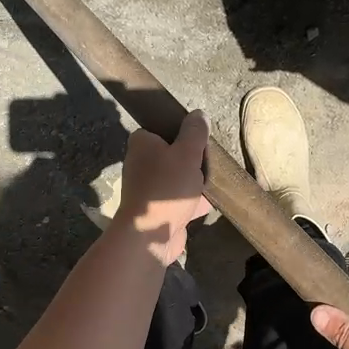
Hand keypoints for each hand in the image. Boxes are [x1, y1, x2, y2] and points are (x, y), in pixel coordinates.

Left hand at [113, 111, 212, 264]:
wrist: (151, 234)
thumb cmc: (167, 187)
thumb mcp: (187, 153)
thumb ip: (195, 132)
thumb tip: (199, 114)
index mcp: (141, 144)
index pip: (161, 130)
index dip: (181, 135)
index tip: (197, 143)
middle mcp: (139, 164)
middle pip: (173, 155)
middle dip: (192, 163)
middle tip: (206, 166)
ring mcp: (147, 189)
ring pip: (177, 179)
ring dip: (194, 184)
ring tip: (209, 186)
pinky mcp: (156, 210)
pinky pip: (178, 201)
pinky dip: (191, 203)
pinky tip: (207, 205)